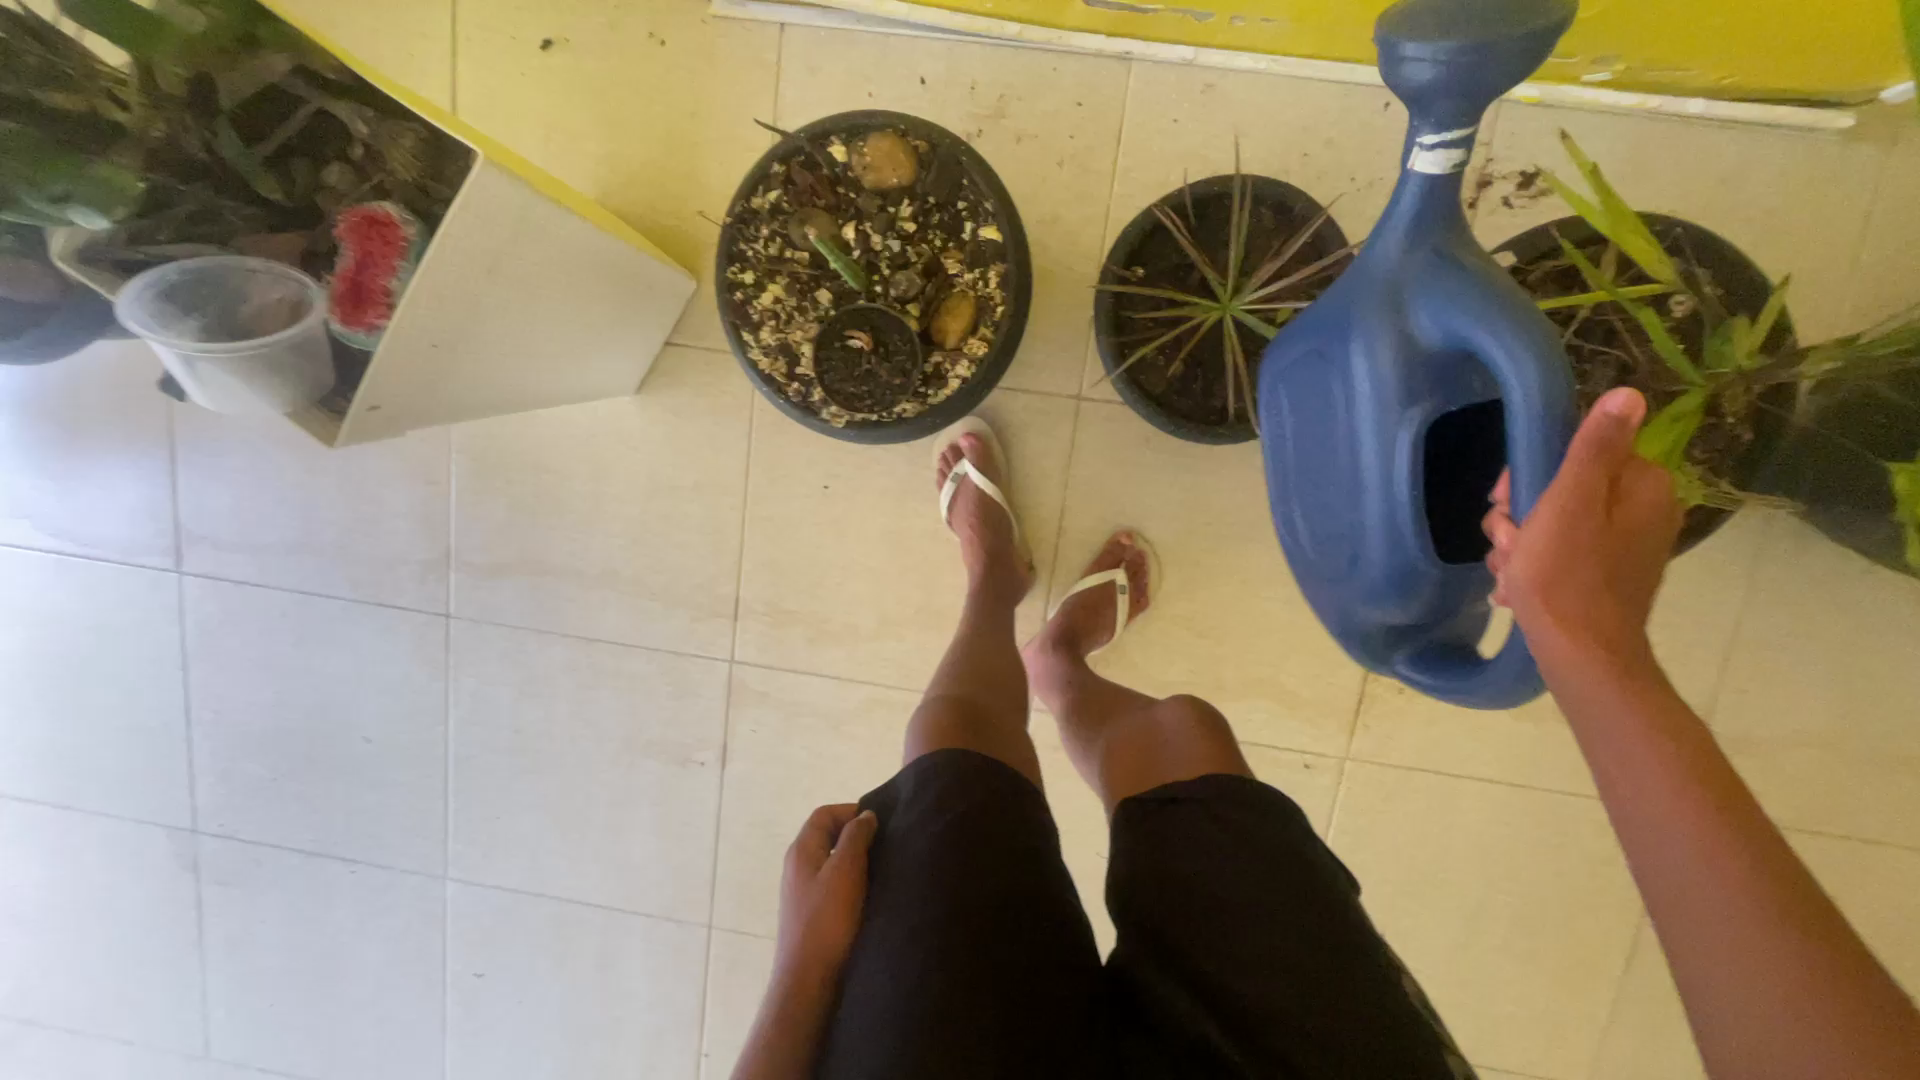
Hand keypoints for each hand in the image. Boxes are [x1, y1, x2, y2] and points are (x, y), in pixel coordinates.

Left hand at [774, 804, 878, 981]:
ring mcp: (803, 892)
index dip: (851, 811)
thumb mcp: (846, 870)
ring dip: (856, 860)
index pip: (824, 814)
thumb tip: (866, 816)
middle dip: (856, 835)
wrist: (808, 980)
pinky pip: (833, 885)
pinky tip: (870, 894)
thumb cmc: (828, 920)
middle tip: (885, 844)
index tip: (879, 823)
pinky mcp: (812, 914)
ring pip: (832, 862)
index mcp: (801, 851)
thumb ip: (855, 837)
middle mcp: (798, 866)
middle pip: (827, 836)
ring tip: (882, 867)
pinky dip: (852, 882)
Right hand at [1482, 386, 1682, 673]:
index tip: (1506, 501)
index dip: (1530, 475)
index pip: (1578, 453)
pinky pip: (1560, 552)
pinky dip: (1534, 565)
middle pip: (1563, 488)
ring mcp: (1625, 546)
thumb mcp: (1569, 503)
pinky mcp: (1606, 575)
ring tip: (1509, 569)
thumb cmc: (1566, 575)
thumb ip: (1593, 448)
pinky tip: (1517, 585)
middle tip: (1507, 540)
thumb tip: (1629, 393)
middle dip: (1520, 514)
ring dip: (1520, 542)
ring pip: (1554, 523)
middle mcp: (1643, 511)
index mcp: (1642, 487)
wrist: (1579, 653)